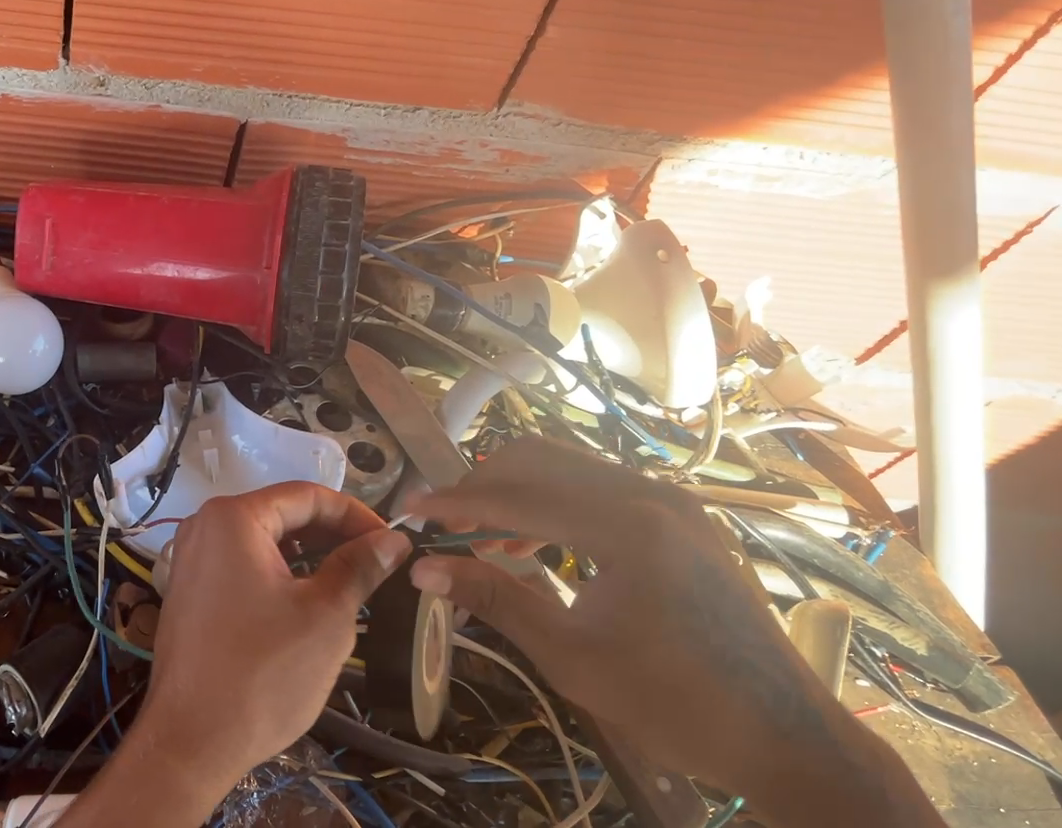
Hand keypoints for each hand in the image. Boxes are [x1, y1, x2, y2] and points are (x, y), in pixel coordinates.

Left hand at [57, 483, 410, 827]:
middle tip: (378, 566)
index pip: (306, 496)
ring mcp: (192, 559)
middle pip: (282, 514)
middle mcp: (205, 525)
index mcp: (234, 518)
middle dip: (333, 536)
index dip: (355, 515)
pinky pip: (243, 566)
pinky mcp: (191, 590)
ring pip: (264, 542)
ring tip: (352, 586)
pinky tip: (309, 604)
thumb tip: (393, 539)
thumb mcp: (325, 616)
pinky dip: (280, 575)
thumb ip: (359, 567)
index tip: (393, 542)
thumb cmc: (263, 672)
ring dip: (309, 557)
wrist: (192, 739)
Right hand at [407, 437, 941, 827]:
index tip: (409, 509)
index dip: (455, 502)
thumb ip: (494, 598)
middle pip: (536, 460)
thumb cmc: (675, 704)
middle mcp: (649, 494)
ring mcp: (670, 499)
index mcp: (626, 527)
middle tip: (444, 523)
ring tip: (482, 536)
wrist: (789, 739)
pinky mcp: (678, 514)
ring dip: (514, 491)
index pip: (516, 497)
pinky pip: (594, 485)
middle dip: (481, 486)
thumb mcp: (571, 657)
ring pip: (564, 465)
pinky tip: (533, 544)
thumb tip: (422, 568)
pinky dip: (550, 501)